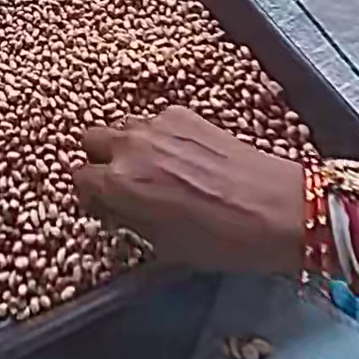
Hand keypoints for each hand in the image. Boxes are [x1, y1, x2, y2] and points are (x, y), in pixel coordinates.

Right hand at [72, 107, 300, 273]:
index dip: (90, 192)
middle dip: (100, 158)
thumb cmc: (223, 239)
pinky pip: (155, 121)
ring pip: (123, 127)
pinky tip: (186, 155)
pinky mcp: (181, 112)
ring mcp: (156, 124)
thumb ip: (130, 219)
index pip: (80, 177)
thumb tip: (116, 206)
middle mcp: (130, 146)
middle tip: (123, 178)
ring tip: (157, 166)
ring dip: (129, 144)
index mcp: (120, 182)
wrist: (278, 207)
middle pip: (91, 138)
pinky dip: (160, 135)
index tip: (104, 201)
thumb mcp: (166, 246)